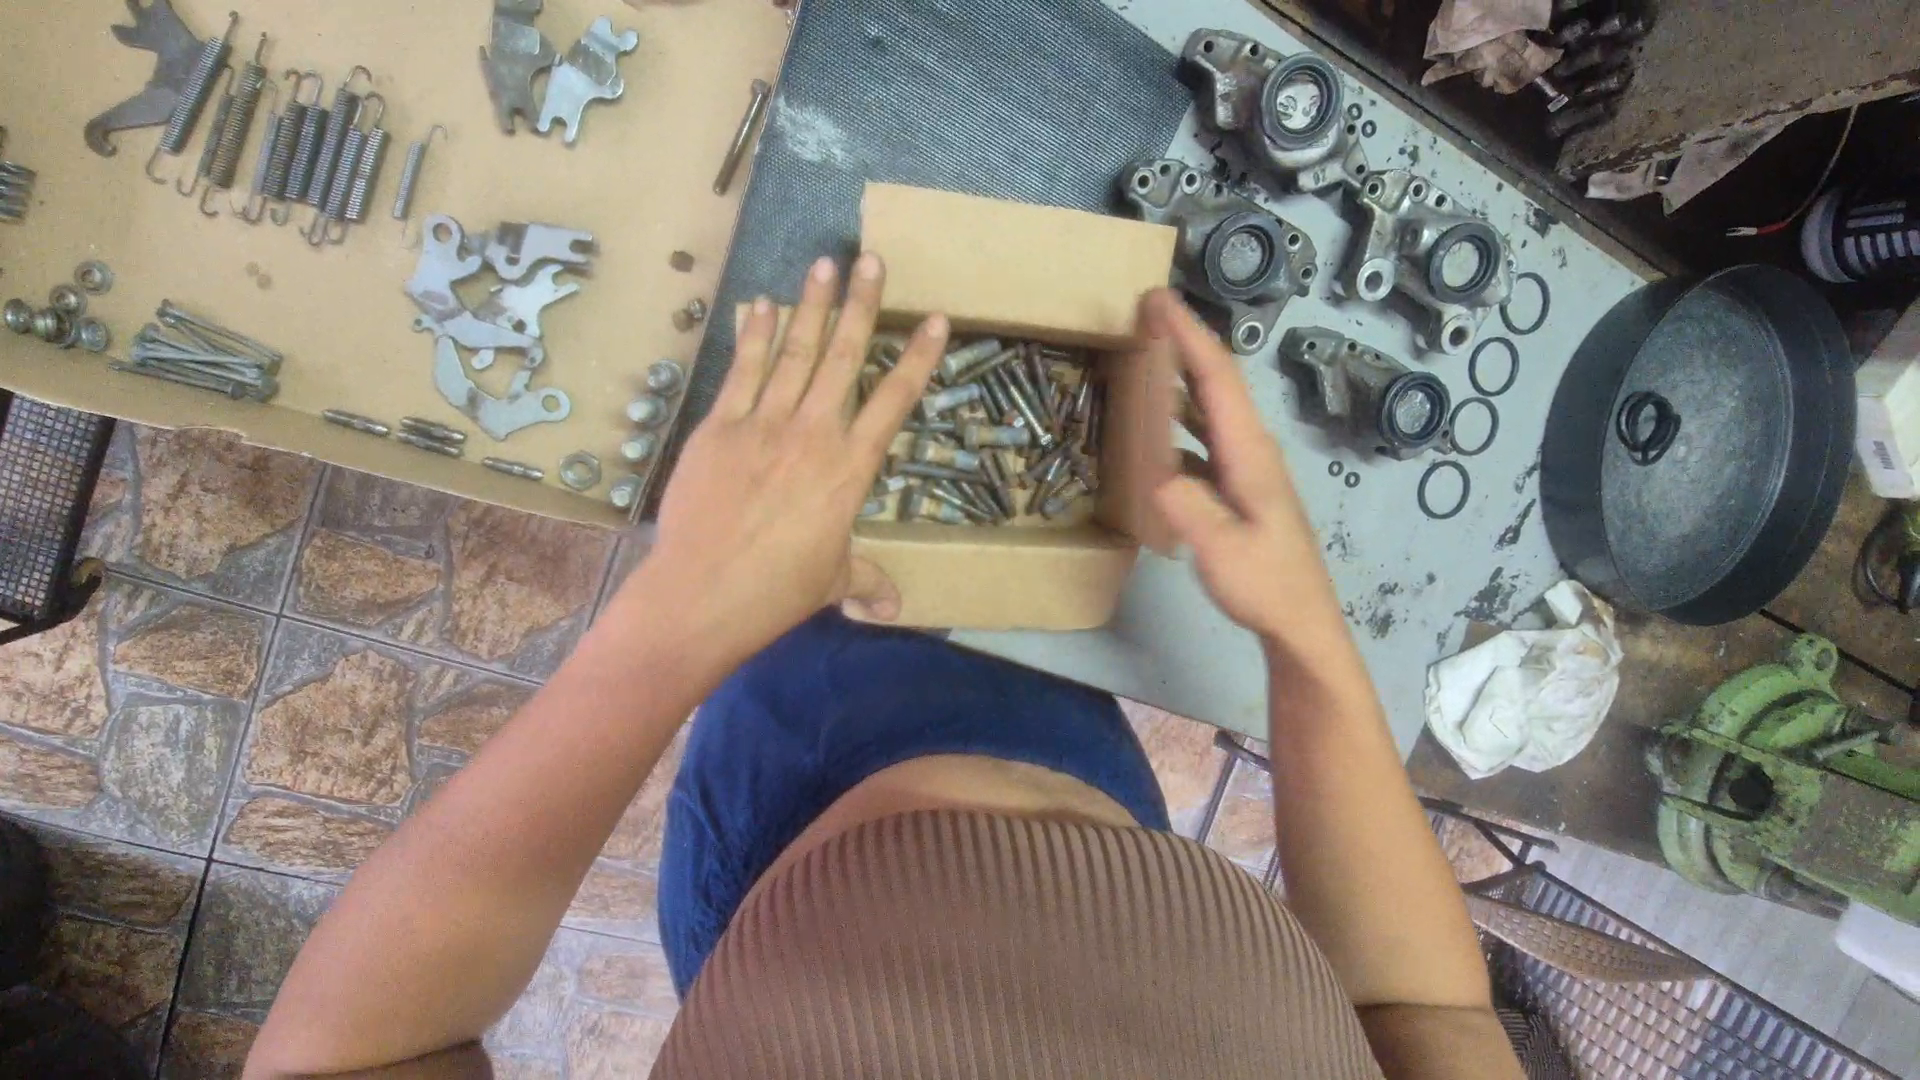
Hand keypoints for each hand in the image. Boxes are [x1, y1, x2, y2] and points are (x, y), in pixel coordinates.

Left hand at [632, 254, 948, 661]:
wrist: (702, 593)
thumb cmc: (777, 591)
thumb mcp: (832, 581)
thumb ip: (866, 582)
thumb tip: (892, 609)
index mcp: (850, 469)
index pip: (894, 401)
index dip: (917, 357)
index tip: (934, 319)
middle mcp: (813, 433)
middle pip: (843, 357)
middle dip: (861, 305)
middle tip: (870, 259)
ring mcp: (762, 424)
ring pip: (794, 353)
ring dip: (810, 306)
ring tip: (822, 263)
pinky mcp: (718, 427)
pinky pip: (742, 371)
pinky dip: (754, 336)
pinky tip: (761, 304)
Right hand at [1143, 291, 1344, 652]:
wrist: (1299, 620)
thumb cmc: (1266, 586)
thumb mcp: (1222, 552)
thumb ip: (1188, 509)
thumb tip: (1156, 472)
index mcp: (1250, 453)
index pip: (1217, 379)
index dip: (1187, 335)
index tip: (1156, 300)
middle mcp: (1251, 448)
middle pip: (1217, 381)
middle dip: (1182, 341)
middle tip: (1143, 314)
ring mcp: (1247, 467)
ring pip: (1211, 406)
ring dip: (1180, 376)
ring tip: (1144, 356)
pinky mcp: (1238, 485)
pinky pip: (1204, 436)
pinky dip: (1179, 417)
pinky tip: (1155, 428)